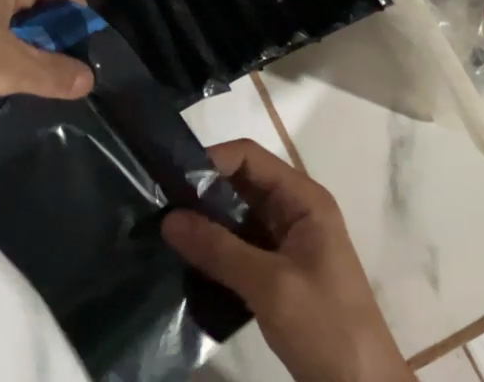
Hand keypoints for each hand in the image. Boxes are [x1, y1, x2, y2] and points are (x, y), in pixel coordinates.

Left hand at [0, 0, 94, 115]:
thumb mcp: (0, 69)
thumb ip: (50, 73)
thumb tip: (90, 78)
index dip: (79, 33)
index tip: (88, 70)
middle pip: (37, 6)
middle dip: (50, 43)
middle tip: (64, 84)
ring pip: (8, 18)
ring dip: (21, 49)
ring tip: (33, 86)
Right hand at [163, 140, 410, 381]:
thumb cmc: (327, 326)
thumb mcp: (271, 286)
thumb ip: (219, 249)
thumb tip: (168, 218)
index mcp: (304, 199)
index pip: (248, 156)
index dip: (210, 160)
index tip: (169, 180)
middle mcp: (294, 211)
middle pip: (239, 183)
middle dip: (200, 192)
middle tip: (156, 205)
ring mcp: (286, 242)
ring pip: (235, 216)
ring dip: (203, 222)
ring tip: (162, 231)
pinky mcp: (276, 272)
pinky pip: (237, 246)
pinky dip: (213, 249)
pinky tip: (184, 259)